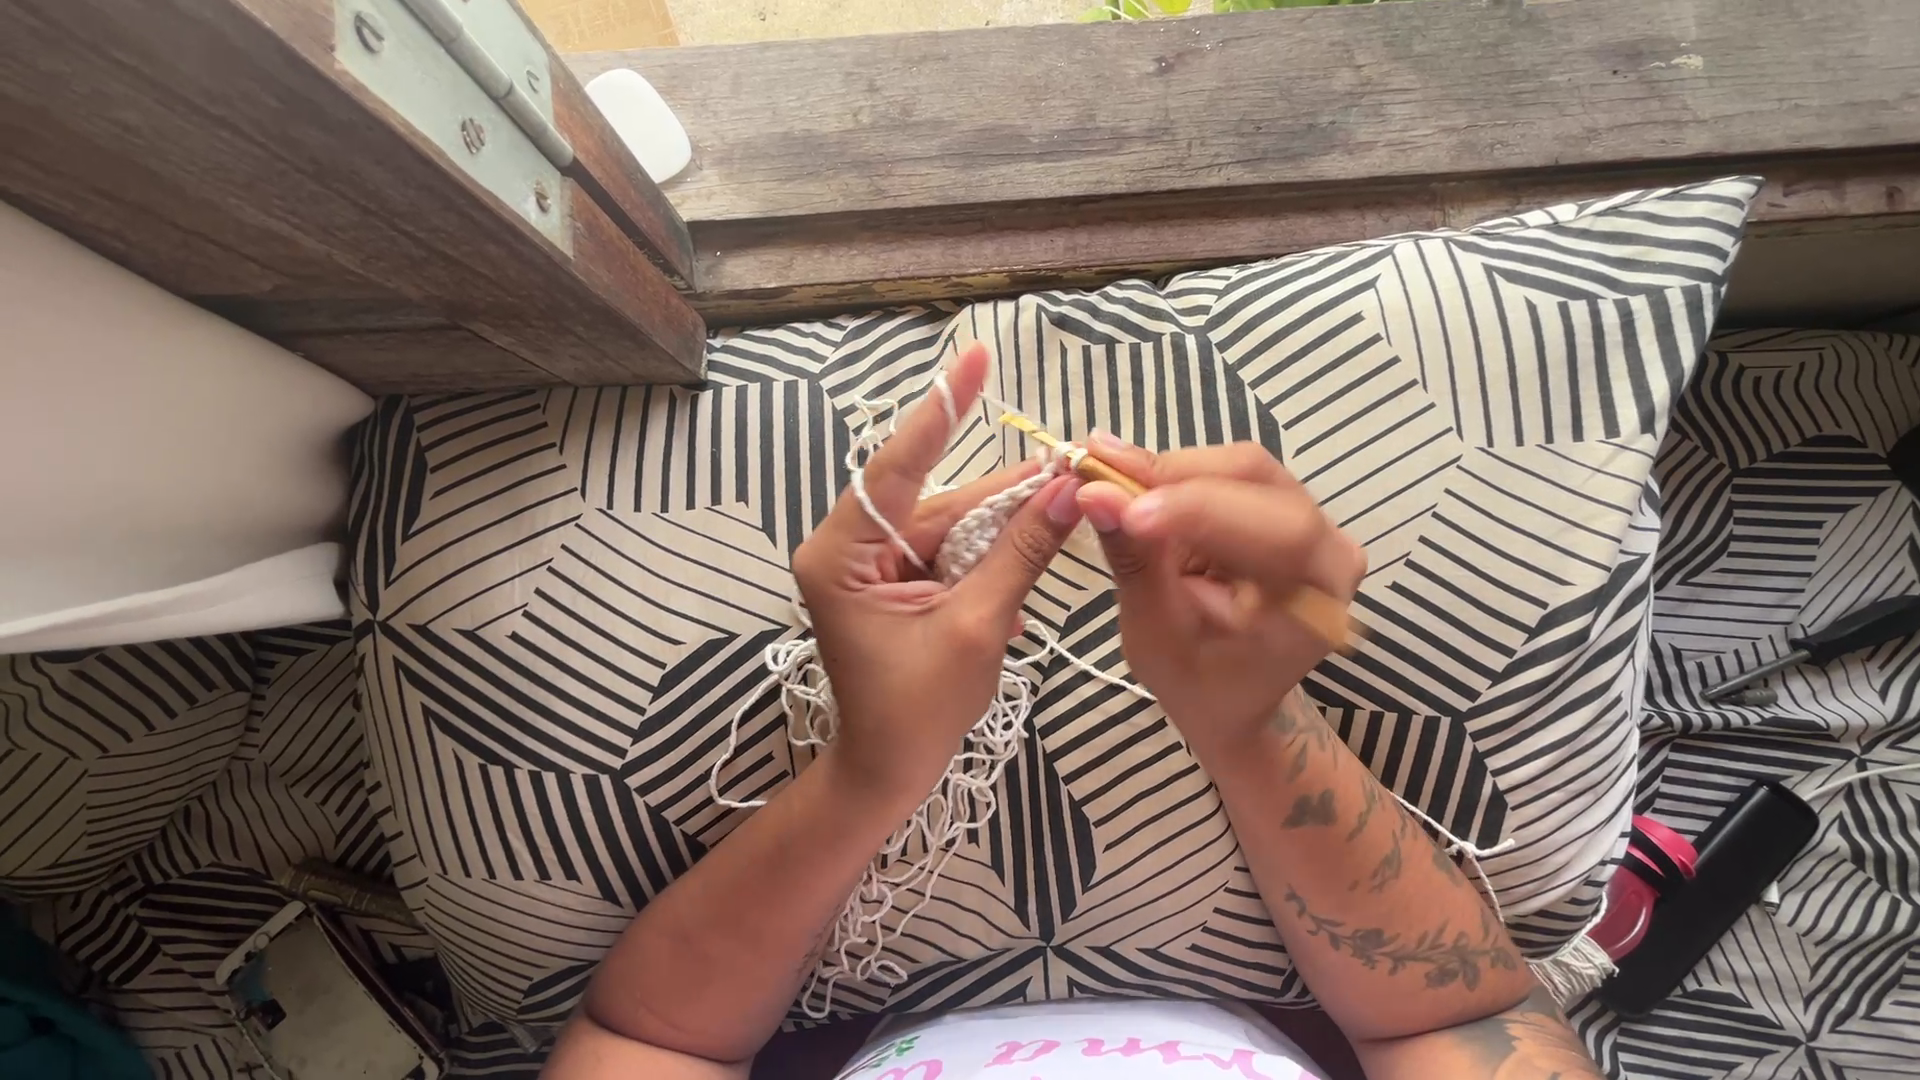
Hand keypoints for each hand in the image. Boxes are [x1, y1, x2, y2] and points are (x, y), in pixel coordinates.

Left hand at [793, 343, 1084, 801]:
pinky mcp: (894, 581)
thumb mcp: (977, 627)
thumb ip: (1019, 554)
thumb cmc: (918, 712)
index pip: (897, 466)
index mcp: (842, 554)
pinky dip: (989, 551)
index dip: (942, 410)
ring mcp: (871, 563)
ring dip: (1002, 523)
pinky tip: (1027, 548)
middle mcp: (849, 546)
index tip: (973, 357)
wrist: (886, 771)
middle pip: (936, 498)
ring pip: (949, 523)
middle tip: (1063, 461)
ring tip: (1060, 499)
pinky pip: (949, 549)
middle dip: (1000, 488)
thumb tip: (1064, 492)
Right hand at [1074, 435, 1365, 760]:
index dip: (1196, 509)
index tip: (1126, 508)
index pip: (1273, 530)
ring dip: (1167, 470)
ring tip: (1105, 470)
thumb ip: (1133, 559)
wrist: (1229, 697)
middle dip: (1171, 474)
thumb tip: (1092, 492)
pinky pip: (1227, 475)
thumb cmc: (1196, 680)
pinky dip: (1174, 476)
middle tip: (1098, 467)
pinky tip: (1130, 479)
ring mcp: (1310, 521)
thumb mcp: (1155, 631)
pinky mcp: (1280, 508)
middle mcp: (1330, 547)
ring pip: (1236, 467)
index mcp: (1318, 597)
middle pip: (1253, 480)